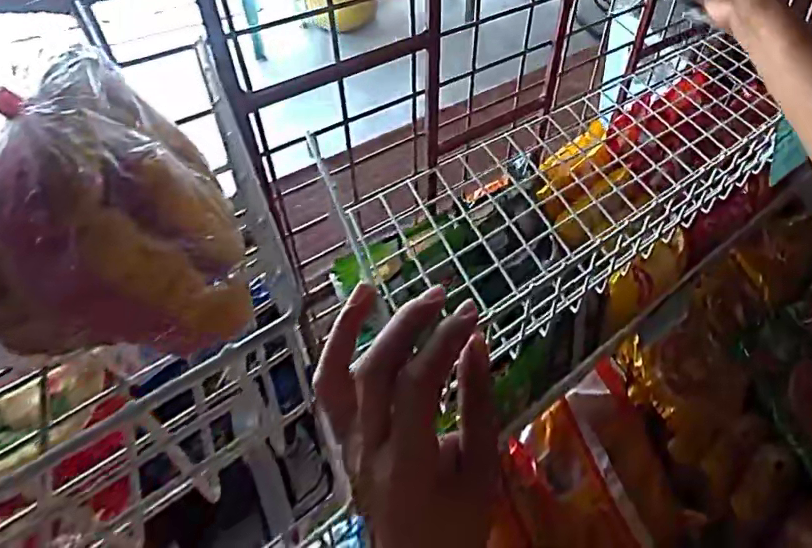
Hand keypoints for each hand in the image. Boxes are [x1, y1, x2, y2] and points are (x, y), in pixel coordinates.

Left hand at [313, 284, 498, 547]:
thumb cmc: (456, 527)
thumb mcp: (482, 473)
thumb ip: (478, 406)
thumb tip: (475, 341)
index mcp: (408, 466)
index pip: (417, 387)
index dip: (443, 342)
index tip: (471, 314)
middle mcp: (367, 451)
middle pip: (376, 372)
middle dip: (408, 324)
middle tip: (441, 295)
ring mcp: (347, 444)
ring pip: (336, 377)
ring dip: (350, 327)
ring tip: (370, 288)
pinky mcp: (341, 438)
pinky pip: (329, 388)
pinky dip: (338, 347)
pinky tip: (354, 317)